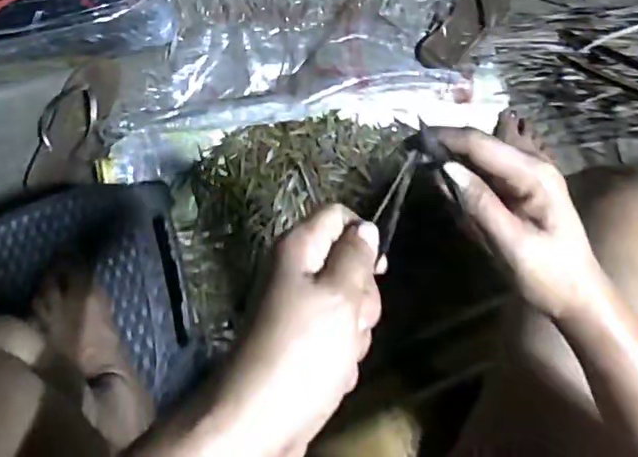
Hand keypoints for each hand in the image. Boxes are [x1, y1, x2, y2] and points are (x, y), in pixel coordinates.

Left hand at [208, 206, 381, 456]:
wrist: (260, 422)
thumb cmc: (302, 351)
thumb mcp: (339, 296)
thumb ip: (356, 258)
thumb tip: (365, 227)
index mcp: (298, 247)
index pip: (337, 215)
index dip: (363, 235)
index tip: (377, 268)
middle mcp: (296, 271)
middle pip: (347, 263)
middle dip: (362, 294)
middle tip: (351, 319)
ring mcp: (298, 309)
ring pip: (347, 305)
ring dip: (354, 332)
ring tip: (339, 353)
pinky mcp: (302, 345)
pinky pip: (336, 339)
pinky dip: (341, 357)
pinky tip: (333, 375)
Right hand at [433, 127, 602, 320]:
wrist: (581, 300)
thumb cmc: (550, 276)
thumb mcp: (513, 246)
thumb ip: (480, 204)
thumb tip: (446, 167)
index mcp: (533, 173)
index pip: (481, 143)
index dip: (446, 137)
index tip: (414, 139)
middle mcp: (532, 163)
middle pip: (480, 142)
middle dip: (447, 144)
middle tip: (414, 152)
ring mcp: (528, 173)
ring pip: (481, 153)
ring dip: (455, 158)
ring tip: (430, 168)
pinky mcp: (521, 185)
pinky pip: (486, 169)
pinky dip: (466, 173)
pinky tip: (453, 186)